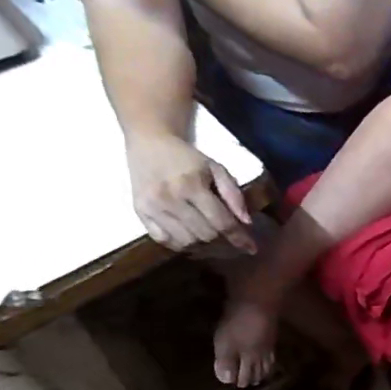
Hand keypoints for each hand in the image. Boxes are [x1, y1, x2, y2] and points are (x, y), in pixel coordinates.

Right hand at [125, 133, 254, 252]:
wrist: (149, 141)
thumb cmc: (188, 157)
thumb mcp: (217, 169)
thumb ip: (234, 195)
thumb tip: (247, 223)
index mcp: (191, 185)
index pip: (221, 222)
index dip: (239, 238)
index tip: (251, 248)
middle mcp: (169, 198)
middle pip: (204, 235)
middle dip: (223, 242)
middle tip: (231, 242)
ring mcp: (151, 207)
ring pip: (185, 242)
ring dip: (203, 246)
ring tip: (213, 241)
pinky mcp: (139, 211)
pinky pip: (162, 240)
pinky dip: (180, 245)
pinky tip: (191, 240)